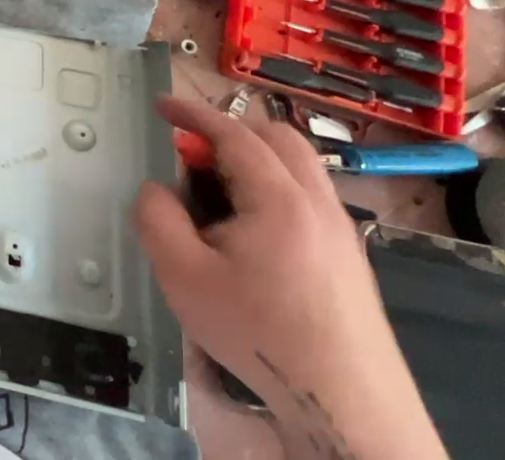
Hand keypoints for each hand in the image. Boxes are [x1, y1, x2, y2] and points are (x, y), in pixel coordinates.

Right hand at [134, 97, 442, 456]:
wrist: (346, 400)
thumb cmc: (258, 330)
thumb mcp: (181, 272)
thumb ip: (156, 216)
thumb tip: (157, 190)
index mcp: (279, 201)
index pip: (234, 136)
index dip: (194, 114)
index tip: (162, 105)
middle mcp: (319, 205)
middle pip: (279, 141)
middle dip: (229, 130)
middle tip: (186, 148)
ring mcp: (341, 232)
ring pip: (298, 168)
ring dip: (252, 158)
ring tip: (209, 189)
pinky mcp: (348, 258)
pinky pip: (307, 197)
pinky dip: (269, 185)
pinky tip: (242, 225)